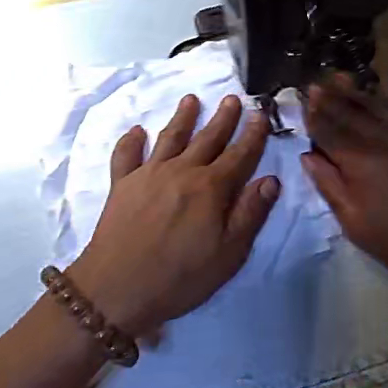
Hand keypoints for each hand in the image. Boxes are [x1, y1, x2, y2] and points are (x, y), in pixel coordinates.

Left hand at [70, 94, 280, 337]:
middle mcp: (182, 172)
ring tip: (192, 99)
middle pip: (208, 139)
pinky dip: (131, 141)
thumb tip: (270, 179)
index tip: (261, 114)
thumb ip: (250, 213)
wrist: (116, 288)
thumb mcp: (228, 254)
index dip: (253, 135)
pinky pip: (126, 155)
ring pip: (171, 138)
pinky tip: (136, 131)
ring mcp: (148, 175)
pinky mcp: (122, 185)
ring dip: (183, 117)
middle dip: (223, 118)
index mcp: (211, 188)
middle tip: (233, 98)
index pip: (239, 155)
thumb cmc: (180, 277)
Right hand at [300, 75, 387, 305]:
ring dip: (358, 91)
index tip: (303, 100)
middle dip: (330, 97)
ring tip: (340, 77)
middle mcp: (383, 139)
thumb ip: (329, 185)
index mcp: (359, 161)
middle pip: (350, 113)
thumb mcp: (354, 222)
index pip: (328, 132)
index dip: (313, 115)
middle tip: (316, 83)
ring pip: (379, 105)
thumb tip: (308, 156)